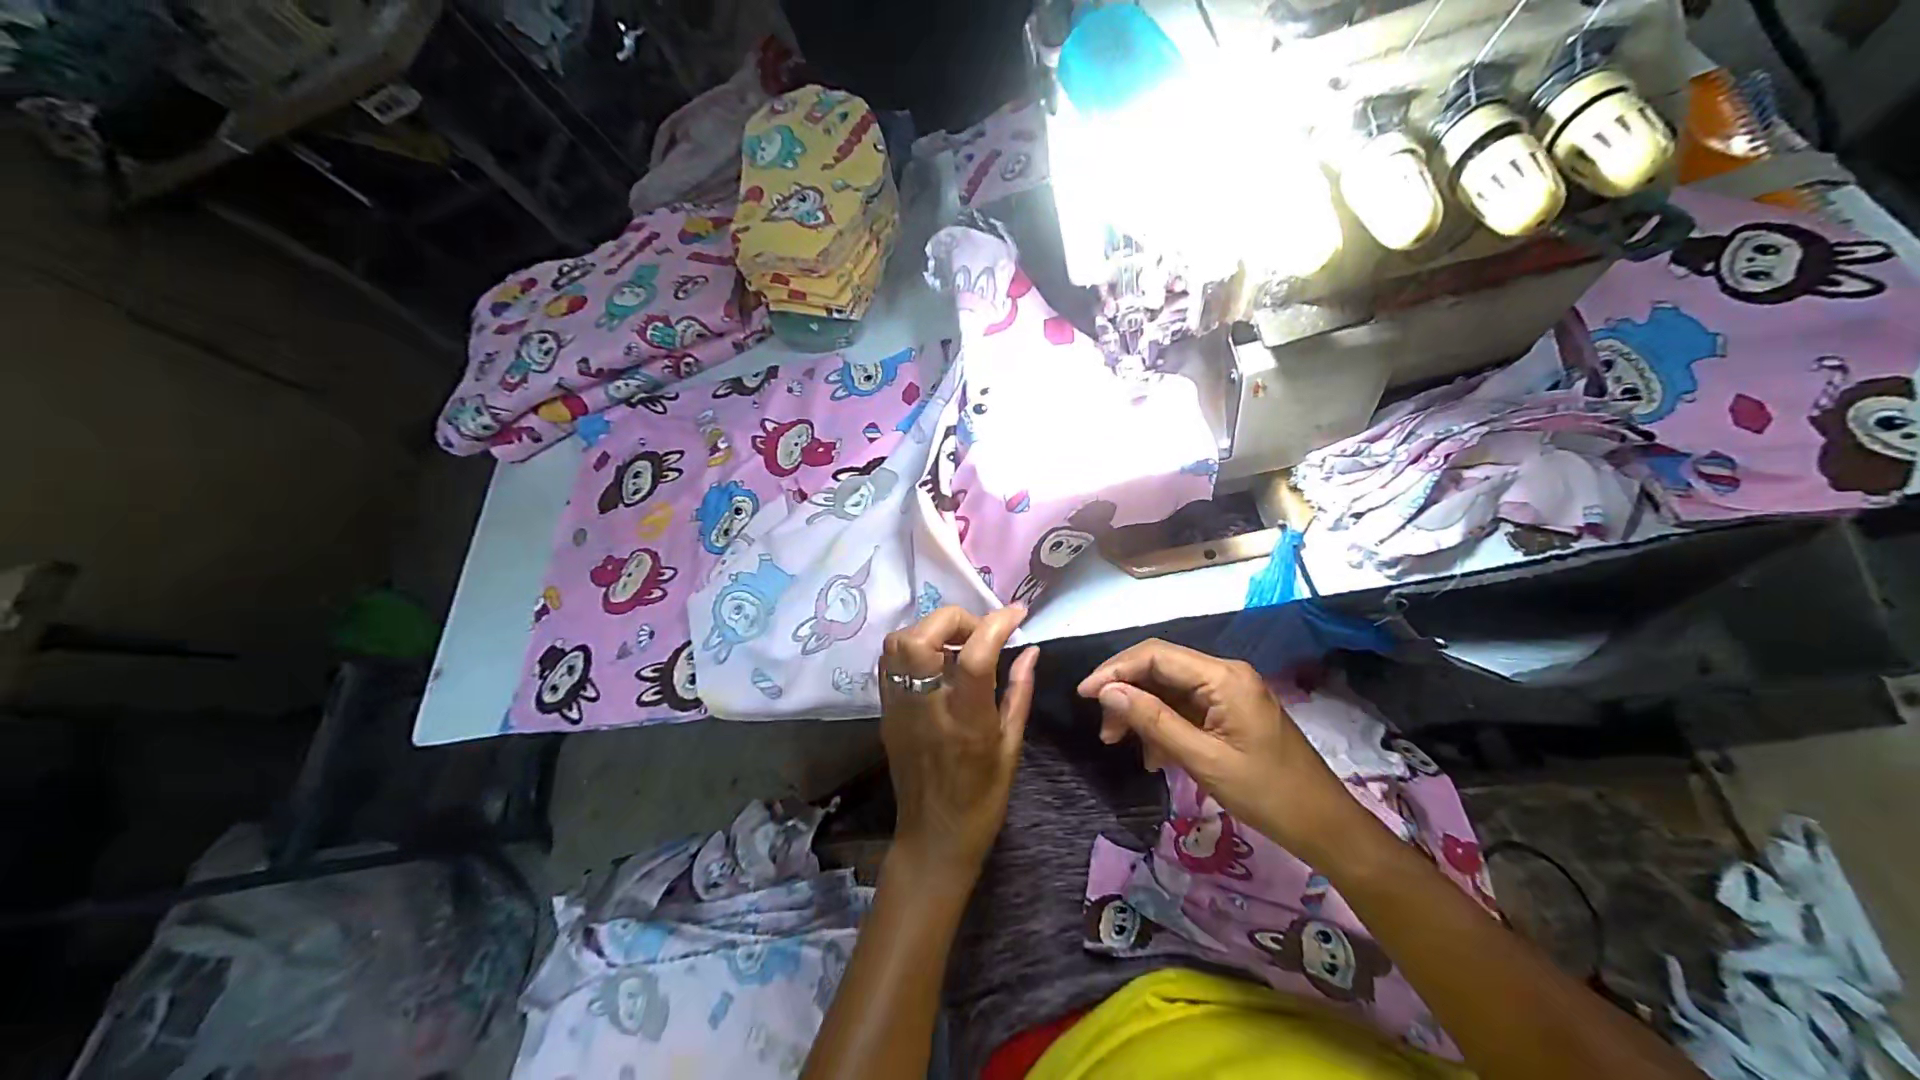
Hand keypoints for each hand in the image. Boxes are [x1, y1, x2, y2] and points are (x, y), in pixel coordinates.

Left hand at [880, 605, 1039, 880]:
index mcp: (966, 721)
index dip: (995, 624)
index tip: (1016, 614)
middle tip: (980, 631)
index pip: (973, 656)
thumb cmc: (982, 800)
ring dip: (930, 630)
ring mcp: (899, 708)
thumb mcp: (1011, 748)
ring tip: (958, 643)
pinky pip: (890, 662)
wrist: (933, 838)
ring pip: (898, 643)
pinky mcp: (885, 711)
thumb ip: (1018, 693)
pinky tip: (937, 661)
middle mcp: (926, 708)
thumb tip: (1029, 650)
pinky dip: (914, 647)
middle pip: (921, 638)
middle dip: (955, 619)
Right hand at [1077, 639, 1375, 863]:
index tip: (1084, 695)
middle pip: (1159, 669)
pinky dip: (1163, 726)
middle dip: (1126, 694)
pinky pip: (1185, 707)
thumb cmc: (1266, 793)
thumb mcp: (1202, 759)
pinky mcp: (1230, 711)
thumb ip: (1153, 720)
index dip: (1114, 670)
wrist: (1323, 825)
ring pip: (1168, 689)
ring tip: (1122, 745)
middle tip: (1105, 732)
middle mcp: (1224, 674)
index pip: (1154, 656)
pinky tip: (1154, 755)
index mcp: (1223, 677)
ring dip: (1142, 713)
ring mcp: (1228, 692)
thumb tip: (1107, 691)